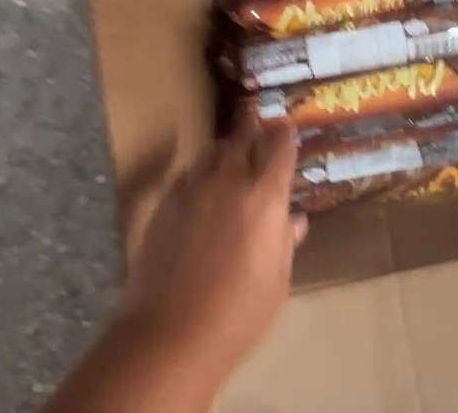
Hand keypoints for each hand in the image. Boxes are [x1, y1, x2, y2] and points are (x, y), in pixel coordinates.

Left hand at [120, 120, 307, 381]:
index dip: (285, 134)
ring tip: (228, 157)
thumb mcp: (277, 281)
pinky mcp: (165, 204)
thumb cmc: (239, 313)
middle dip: (252, 129)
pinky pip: (186, 176)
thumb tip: (292, 220)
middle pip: (243, 138)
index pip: (280, 147)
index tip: (286, 127)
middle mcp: (230, 181)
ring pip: (211, 152)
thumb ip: (284, 242)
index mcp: (266, 197)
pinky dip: (197, 175)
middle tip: (256, 125)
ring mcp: (193, 189)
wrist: (172, 333)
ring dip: (224, 151)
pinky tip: (198, 190)